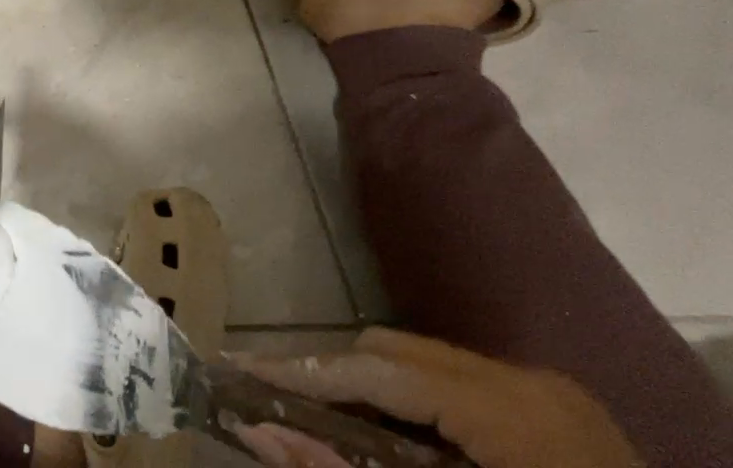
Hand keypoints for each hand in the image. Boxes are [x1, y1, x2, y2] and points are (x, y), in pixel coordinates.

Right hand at [232, 328, 642, 467]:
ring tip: (328, 424)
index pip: (375, 368)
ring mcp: (547, 392)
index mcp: (507, 410)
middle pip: (390, 351)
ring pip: (418, 361)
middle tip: (277, 405)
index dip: (299, 372)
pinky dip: (412, 404)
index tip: (234, 371)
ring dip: (368, 389)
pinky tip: (396, 441)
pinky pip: (456, 384)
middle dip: (330, 377)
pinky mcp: (557, 409)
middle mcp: (526, 382)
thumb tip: (257, 433)